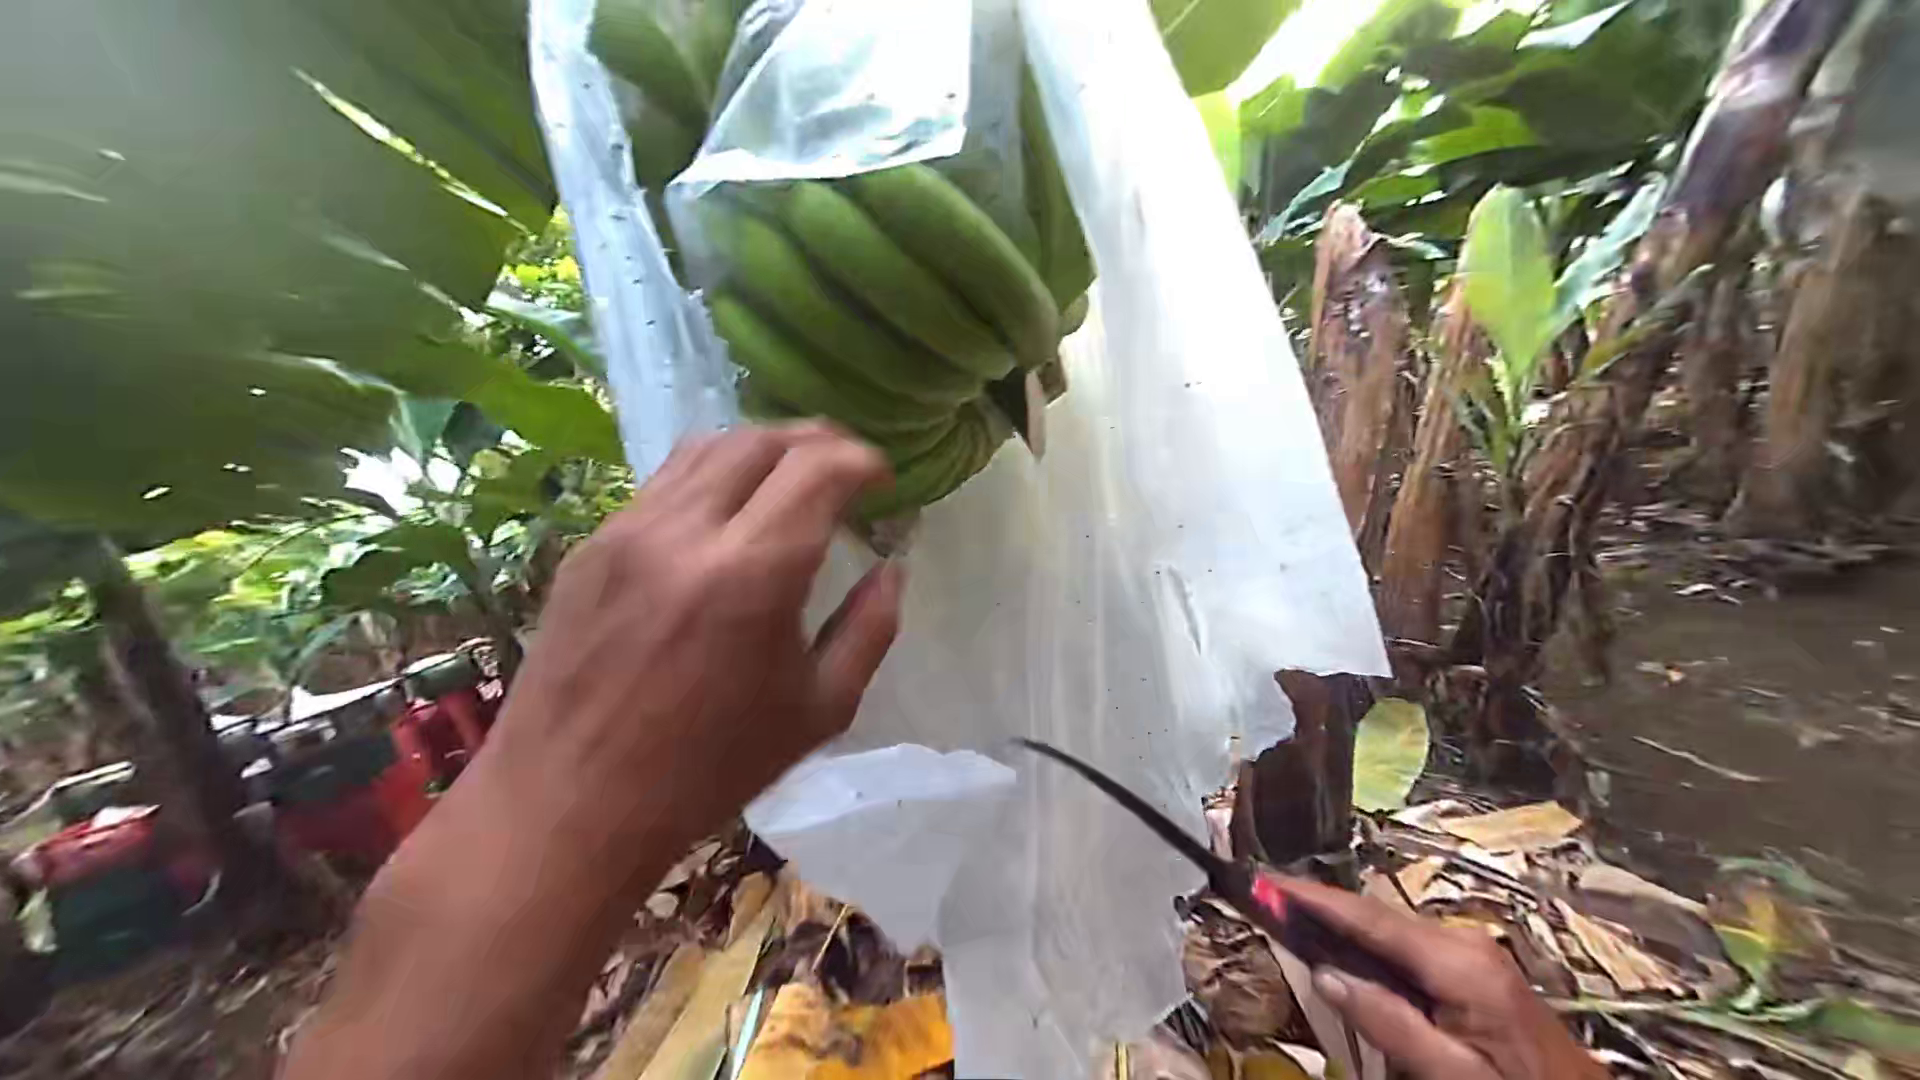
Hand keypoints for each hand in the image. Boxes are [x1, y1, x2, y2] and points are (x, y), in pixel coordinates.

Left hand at [486, 423, 903, 879]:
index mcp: (753, 576)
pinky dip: (716, 472)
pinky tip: (731, 508)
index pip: (819, 470)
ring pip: (709, 446)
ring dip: (765, 447)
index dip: (863, 460)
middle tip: (847, 466)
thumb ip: (870, 629)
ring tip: (794, 474)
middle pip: (763, 440)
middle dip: (819, 440)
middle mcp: (687, 533)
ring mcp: (628, 530)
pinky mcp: (592, 545)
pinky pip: (666, 480)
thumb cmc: (710, 769)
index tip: (884, 479)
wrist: (568, 806)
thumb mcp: (822, 709)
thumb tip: (891, 570)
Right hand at [1276, 878, 1605, 1079]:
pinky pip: (1404, 947)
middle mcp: (1460, 940)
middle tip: (1266, 900)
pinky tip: (1342, 952)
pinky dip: (1366, 945)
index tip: (1263, 879)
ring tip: (1292, 919)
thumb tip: (1322, 972)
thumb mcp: (1455, 1077)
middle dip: (1318, 907)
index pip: (1365, 916)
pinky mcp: (1473, 967)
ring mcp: (1469, 951)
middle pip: (1372, 915)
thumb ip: (1389, 1022)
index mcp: (1457, 961)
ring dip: (1339, 925)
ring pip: (1386, 929)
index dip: (1310, 895)